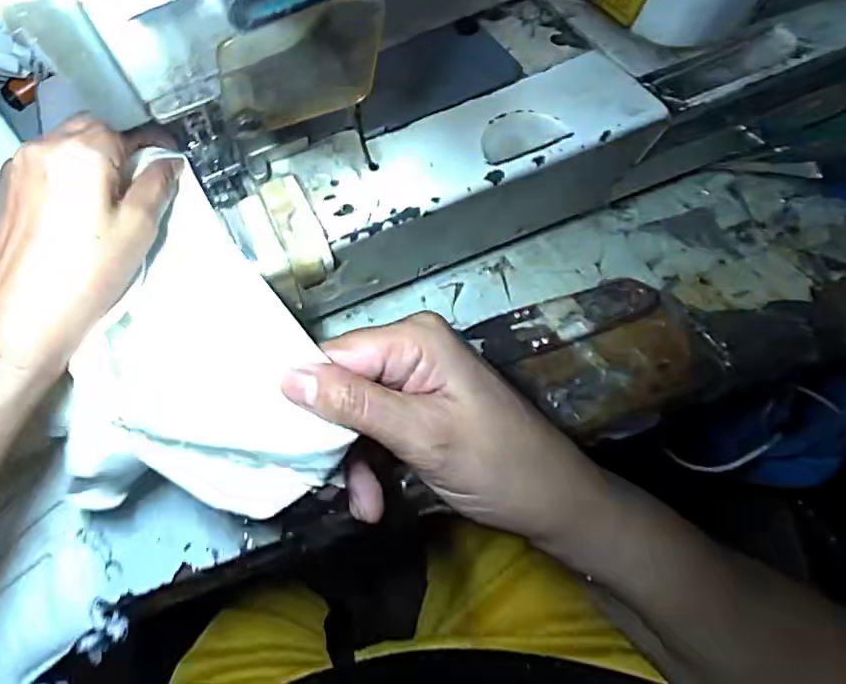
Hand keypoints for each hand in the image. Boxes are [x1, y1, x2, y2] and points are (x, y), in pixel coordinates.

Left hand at [0, 115, 179, 383]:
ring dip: (79, 163)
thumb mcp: (137, 229)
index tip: (163, 163)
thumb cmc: (85, 275)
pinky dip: (52, 181)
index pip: (123, 130)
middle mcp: (40, 148)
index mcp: (79, 151)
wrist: (17, 322)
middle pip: (86, 130)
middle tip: (126, 188)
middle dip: (111, 149)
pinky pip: (33, 171)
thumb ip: (157, 184)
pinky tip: (59, 219)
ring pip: (57, 148)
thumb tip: (168, 162)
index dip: (148, 145)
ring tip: (91, 206)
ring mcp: (11, 171)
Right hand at [281, 312, 603, 544]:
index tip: (289, 437)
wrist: (557, 506)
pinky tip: (375, 498)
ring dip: (354, 460)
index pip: (337, 354)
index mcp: (412, 339)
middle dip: (338, 438)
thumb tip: (289, 376)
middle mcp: (408, 349)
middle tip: (336, 484)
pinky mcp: (414, 405)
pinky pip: (373, 426)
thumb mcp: (422, 436)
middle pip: (342, 385)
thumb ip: (354, 404)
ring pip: (354, 412)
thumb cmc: (499, 464)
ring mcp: (412, 377)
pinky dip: (370, 462)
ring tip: (365, 503)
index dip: (310, 393)